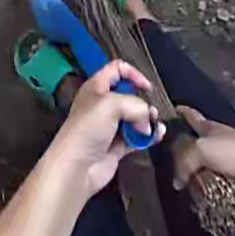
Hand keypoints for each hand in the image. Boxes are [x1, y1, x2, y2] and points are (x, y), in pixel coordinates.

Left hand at [41, 60, 165, 197]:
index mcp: (96, 87)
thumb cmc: (90, 128)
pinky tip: (157, 136)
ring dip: (148, 120)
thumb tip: (147, 123)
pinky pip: (137, 136)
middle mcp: (103, 104)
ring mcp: (110, 126)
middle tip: (152, 112)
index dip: (133, 73)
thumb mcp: (112, 104)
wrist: (76, 166)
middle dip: (144, 101)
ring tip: (156, 126)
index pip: (117, 69)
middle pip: (129, 95)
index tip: (146, 87)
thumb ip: (136, 105)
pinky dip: (148, 136)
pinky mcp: (117, 145)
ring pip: (135, 117)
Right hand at [171, 107, 234, 199]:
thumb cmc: (234, 152)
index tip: (174, 109)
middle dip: (186, 150)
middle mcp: (220, 140)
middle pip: (198, 142)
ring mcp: (231, 159)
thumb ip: (185, 163)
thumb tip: (178, 182)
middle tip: (172, 162)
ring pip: (207, 165)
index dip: (183, 113)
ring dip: (198, 173)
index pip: (193, 116)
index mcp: (211, 127)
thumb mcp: (202, 150)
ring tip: (185, 184)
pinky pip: (217, 182)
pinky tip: (201, 196)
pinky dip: (210, 188)